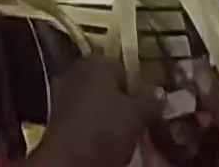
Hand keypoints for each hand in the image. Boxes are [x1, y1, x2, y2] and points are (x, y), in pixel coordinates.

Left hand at [28, 54, 159, 166]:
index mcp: (97, 60)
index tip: (149, 112)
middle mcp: (80, 67)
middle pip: (110, 84)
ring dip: (109, 115)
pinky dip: (94, 123)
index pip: (125, 69)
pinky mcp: (58, 110)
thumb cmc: (104, 129)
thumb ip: (149, 100)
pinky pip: (84, 112)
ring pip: (97, 99)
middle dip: (124, 103)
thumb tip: (160, 90)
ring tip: (123, 137)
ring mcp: (66, 87)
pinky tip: (103, 140)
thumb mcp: (135, 116)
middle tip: (139, 126)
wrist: (67, 159)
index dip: (139, 91)